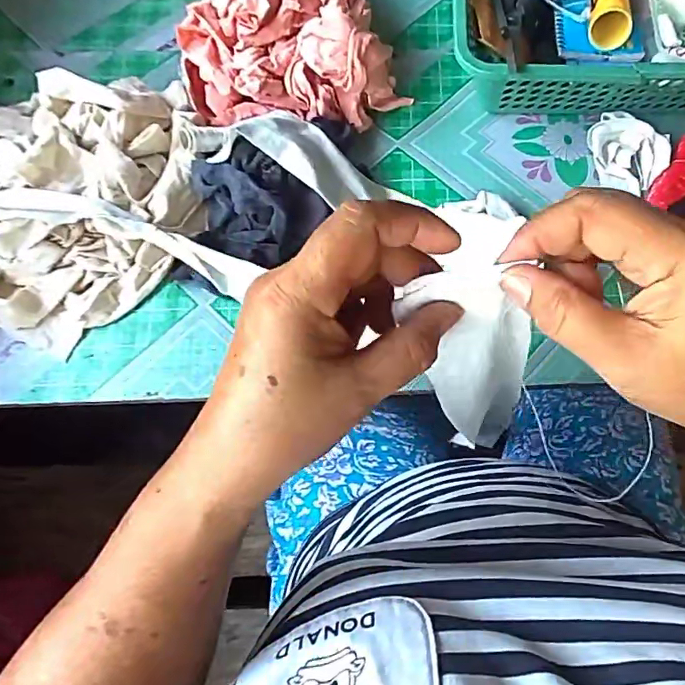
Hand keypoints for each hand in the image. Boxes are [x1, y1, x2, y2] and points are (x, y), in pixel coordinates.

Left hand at [181, 201, 462, 508]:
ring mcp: (285, 295)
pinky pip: (338, 290)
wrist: (231, 461)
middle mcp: (288, 279)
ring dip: (390, 286)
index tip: (453, 249)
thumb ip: (414, 344)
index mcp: (299, 289)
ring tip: (410, 326)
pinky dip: (369, 303)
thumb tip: (451, 310)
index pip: (359, 224)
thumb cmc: (289, 427)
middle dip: (407, 262)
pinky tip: (381, 335)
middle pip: (359, 243)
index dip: (413, 224)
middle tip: (438, 299)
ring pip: (351, 266)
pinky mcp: (288, 313)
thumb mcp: (362, 388)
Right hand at [497, 189, 684, 449]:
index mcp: (681, 250)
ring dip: (570, 254)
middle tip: (533, 286)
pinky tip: (588, 295)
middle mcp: (683, 229)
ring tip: (571, 301)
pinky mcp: (672, 249)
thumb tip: (511, 277)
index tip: (506, 266)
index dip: (542, 231)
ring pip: (602, 220)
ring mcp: (680, 236)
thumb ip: (563, 313)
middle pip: (598, 208)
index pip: (595, 213)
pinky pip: (616, 238)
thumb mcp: (619, 357)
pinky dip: (588, 261)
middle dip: (554, 242)